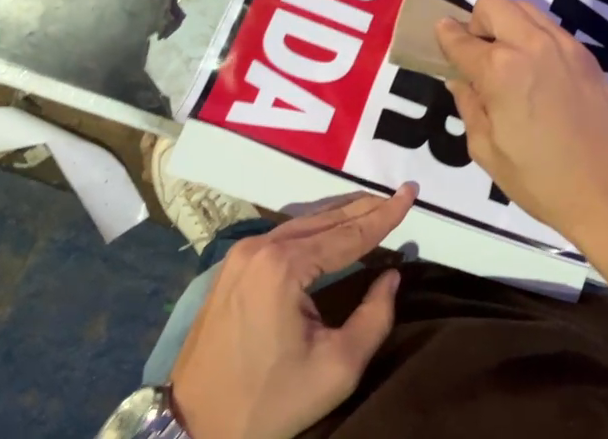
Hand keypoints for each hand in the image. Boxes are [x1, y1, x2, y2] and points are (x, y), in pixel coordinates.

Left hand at [169, 186, 415, 438]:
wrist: (194, 427)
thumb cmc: (270, 401)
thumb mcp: (337, 368)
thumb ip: (374, 317)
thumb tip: (391, 277)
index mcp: (284, 267)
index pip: (348, 234)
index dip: (385, 216)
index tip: (412, 192)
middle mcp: (260, 248)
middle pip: (326, 219)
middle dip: (366, 208)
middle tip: (399, 195)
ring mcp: (241, 254)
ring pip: (304, 222)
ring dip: (342, 215)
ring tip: (375, 208)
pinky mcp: (232, 267)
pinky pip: (284, 234)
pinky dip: (316, 227)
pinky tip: (334, 228)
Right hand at [434, 0, 607, 243]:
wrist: (606, 189)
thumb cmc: (539, 179)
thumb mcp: (486, 150)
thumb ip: (469, 106)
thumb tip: (460, 80)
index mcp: (500, 70)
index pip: (461, 39)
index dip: (445, 36)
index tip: (440, 36)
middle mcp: (531, 45)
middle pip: (493, 4)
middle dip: (477, 21)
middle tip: (477, 53)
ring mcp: (564, 45)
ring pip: (525, 7)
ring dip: (507, 22)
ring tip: (507, 58)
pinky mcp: (586, 54)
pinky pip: (551, 27)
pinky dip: (534, 35)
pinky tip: (536, 70)